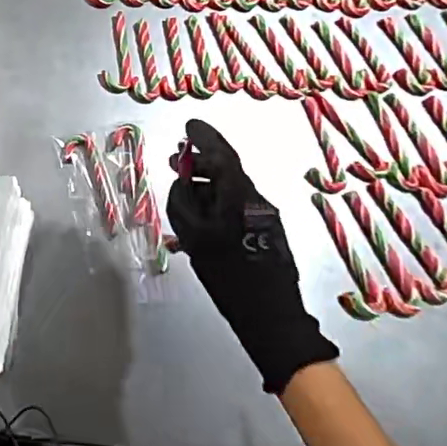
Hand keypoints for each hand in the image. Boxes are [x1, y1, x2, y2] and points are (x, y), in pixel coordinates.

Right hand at [167, 119, 336, 392]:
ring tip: (183, 202)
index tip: (188, 126)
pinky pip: (236, 209)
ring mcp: (266, 217)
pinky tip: (199, 227)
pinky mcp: (268, 232)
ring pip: (230, 191)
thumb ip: (182, 203)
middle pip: (226, 171)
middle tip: (174, 163)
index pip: (222, 155)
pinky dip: (216, 208)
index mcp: (240, 196)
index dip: (204, 138)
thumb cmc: (230, 277)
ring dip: (206, 189)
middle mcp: (258, 201)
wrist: (272, 318)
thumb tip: (180, 181)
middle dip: (200, 164)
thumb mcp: (194, 238)